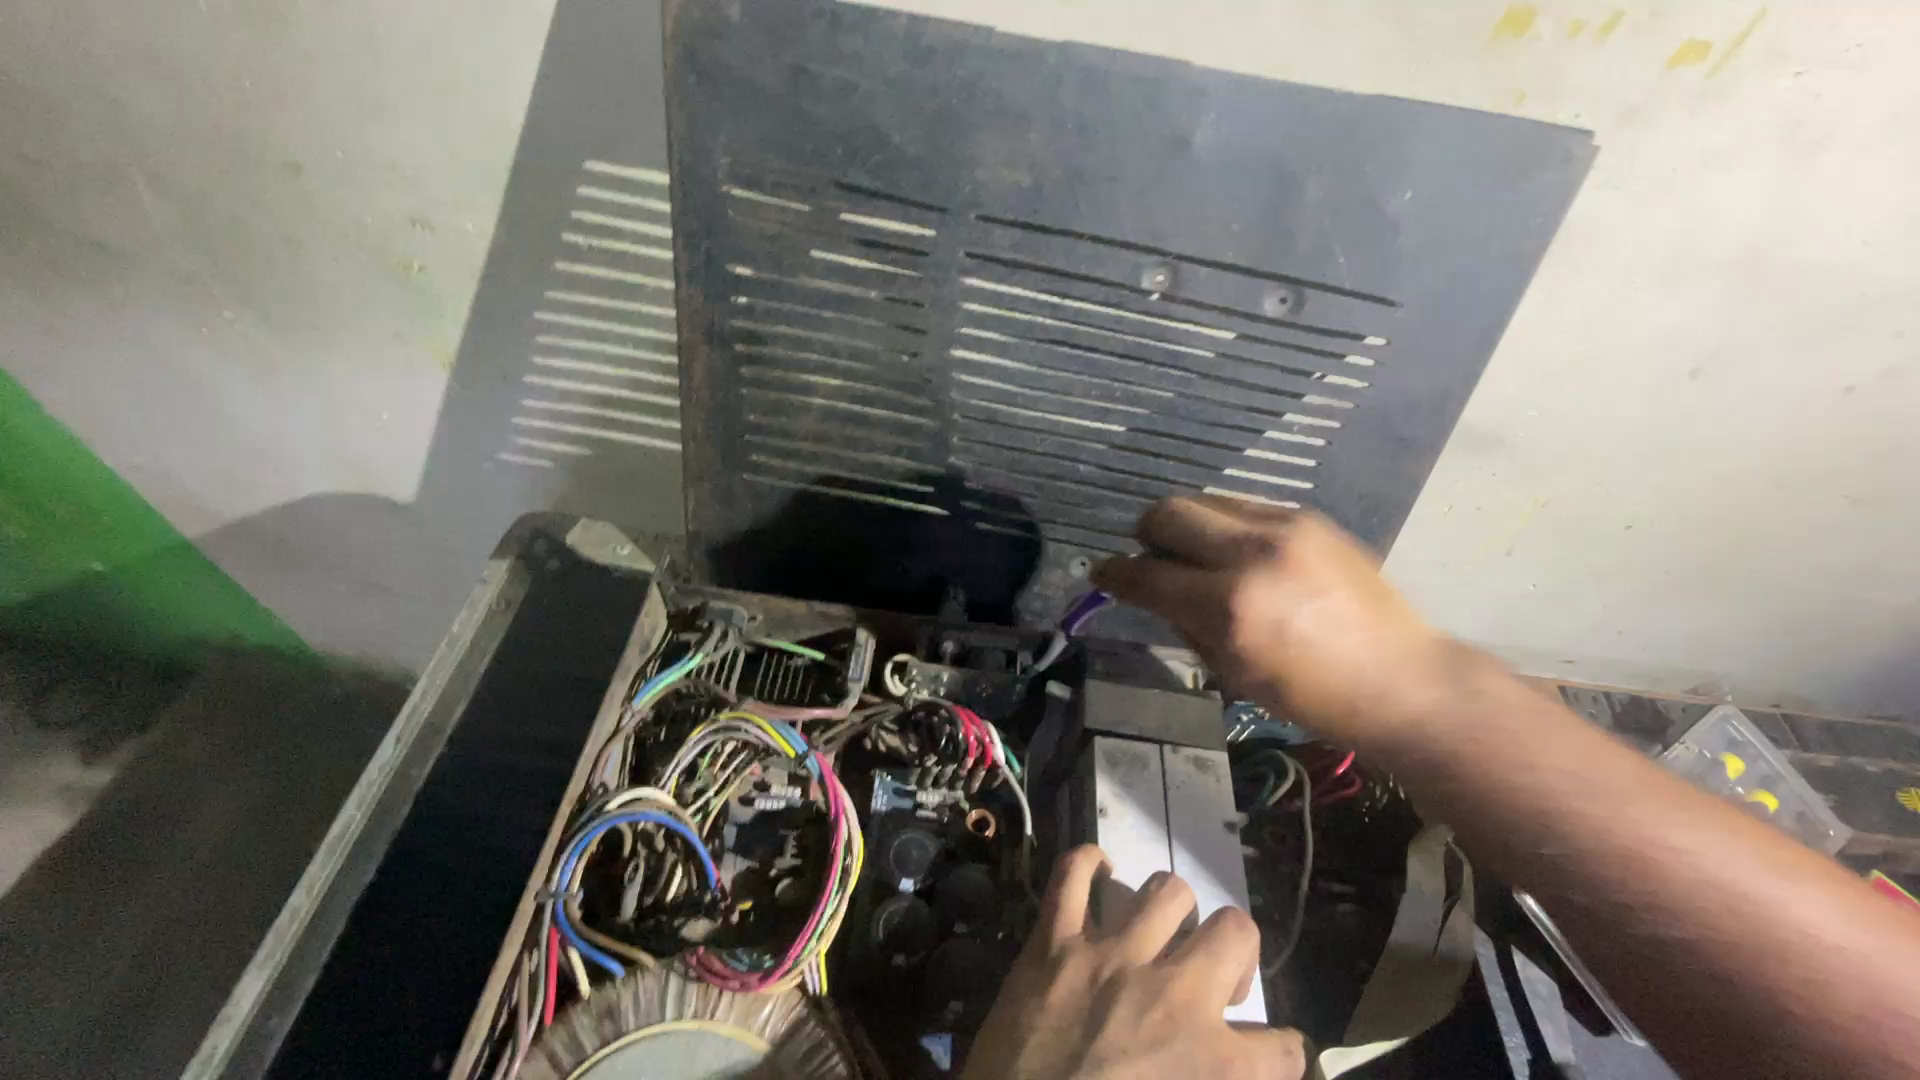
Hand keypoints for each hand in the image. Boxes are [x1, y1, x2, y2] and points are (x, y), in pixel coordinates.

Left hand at [962, 846, 1303, 1079]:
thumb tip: (1234, 1066)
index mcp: (1216, 1064)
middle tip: (1207, 980)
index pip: (1283, 1048)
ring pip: (1168, 891)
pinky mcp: (1054, 941)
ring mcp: (1110, 958)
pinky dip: (1086, 863)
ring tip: (1159, 934)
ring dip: (1172, 912)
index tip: (1266, 1053)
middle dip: (1234, 951)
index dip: (1281, 1052)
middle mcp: (1174, 995)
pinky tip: (1099, 872)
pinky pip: (1072, 874)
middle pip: (1235, 930)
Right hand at [1091, 496, 1461, 746]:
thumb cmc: (1308, 694)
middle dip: (1146, 535)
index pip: (1146, 573)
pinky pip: (1242, 507)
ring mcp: (1284, 527)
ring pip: (1204, 500)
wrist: (1399, 678)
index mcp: (1229, 607)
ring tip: (1198, 557)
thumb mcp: (1230, 670)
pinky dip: (1224, 527)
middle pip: (1167, 512)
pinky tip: (1240, 555)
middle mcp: (1252, 554)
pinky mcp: (1308, 517)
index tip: (1102, 574)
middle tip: (1151, 560)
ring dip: (1187, 527)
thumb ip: (1183, 621)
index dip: (1114, 573)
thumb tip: (1152, 590)